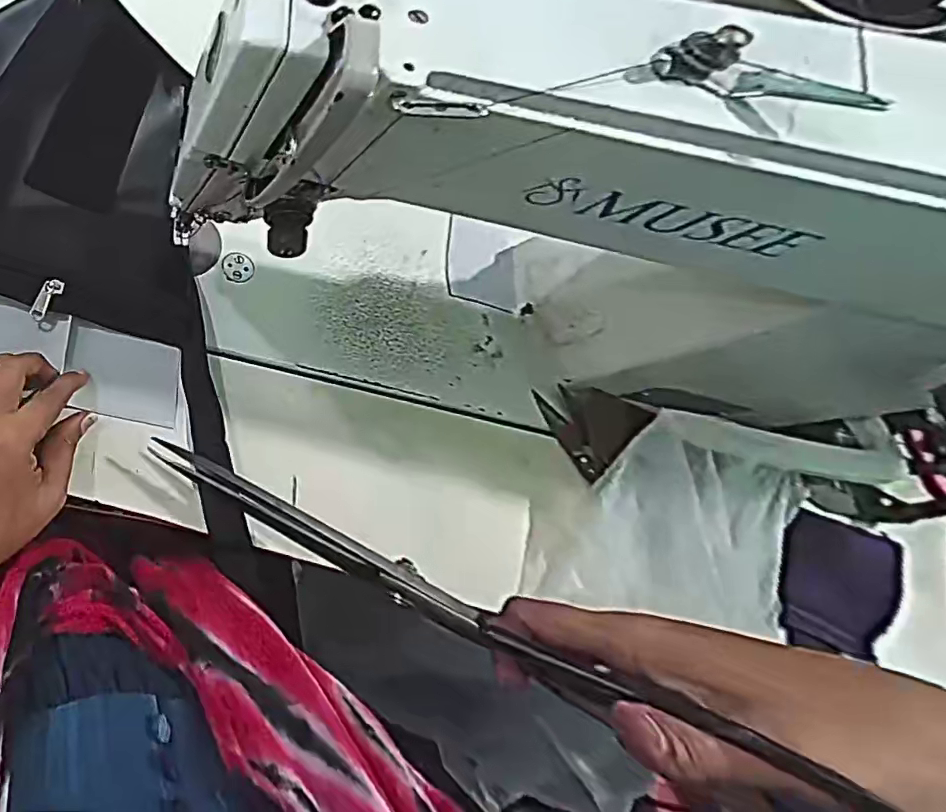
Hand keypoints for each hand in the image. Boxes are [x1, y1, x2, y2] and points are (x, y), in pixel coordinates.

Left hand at [0, 352, 92, 576]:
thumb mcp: (49, 495)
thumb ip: (65, 449)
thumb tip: (78, 421)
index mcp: (12, 438)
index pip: (48, 396)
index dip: (69, 384)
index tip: (78, 380)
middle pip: (12, 367)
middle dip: (38, 364)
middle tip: (54, 377)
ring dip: (10, 363)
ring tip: (29, 376)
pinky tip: (4, 387)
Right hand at [496, 598, 945, 809]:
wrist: (944, 741)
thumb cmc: (873, 736)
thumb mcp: (774, 752)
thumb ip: (688, 741)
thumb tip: (616, 720)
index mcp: (653, 645)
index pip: (547, 617)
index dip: (508, 633)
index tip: (498, 664)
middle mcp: (660, 646)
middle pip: (575, 654)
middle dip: (576, 699)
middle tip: (608, 744)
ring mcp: (686, 664)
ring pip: (622, 690)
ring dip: (638, 735)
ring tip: (689, 781)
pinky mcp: (711, 686)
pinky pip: (662, 707)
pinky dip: (671, 743)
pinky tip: (710, 777)